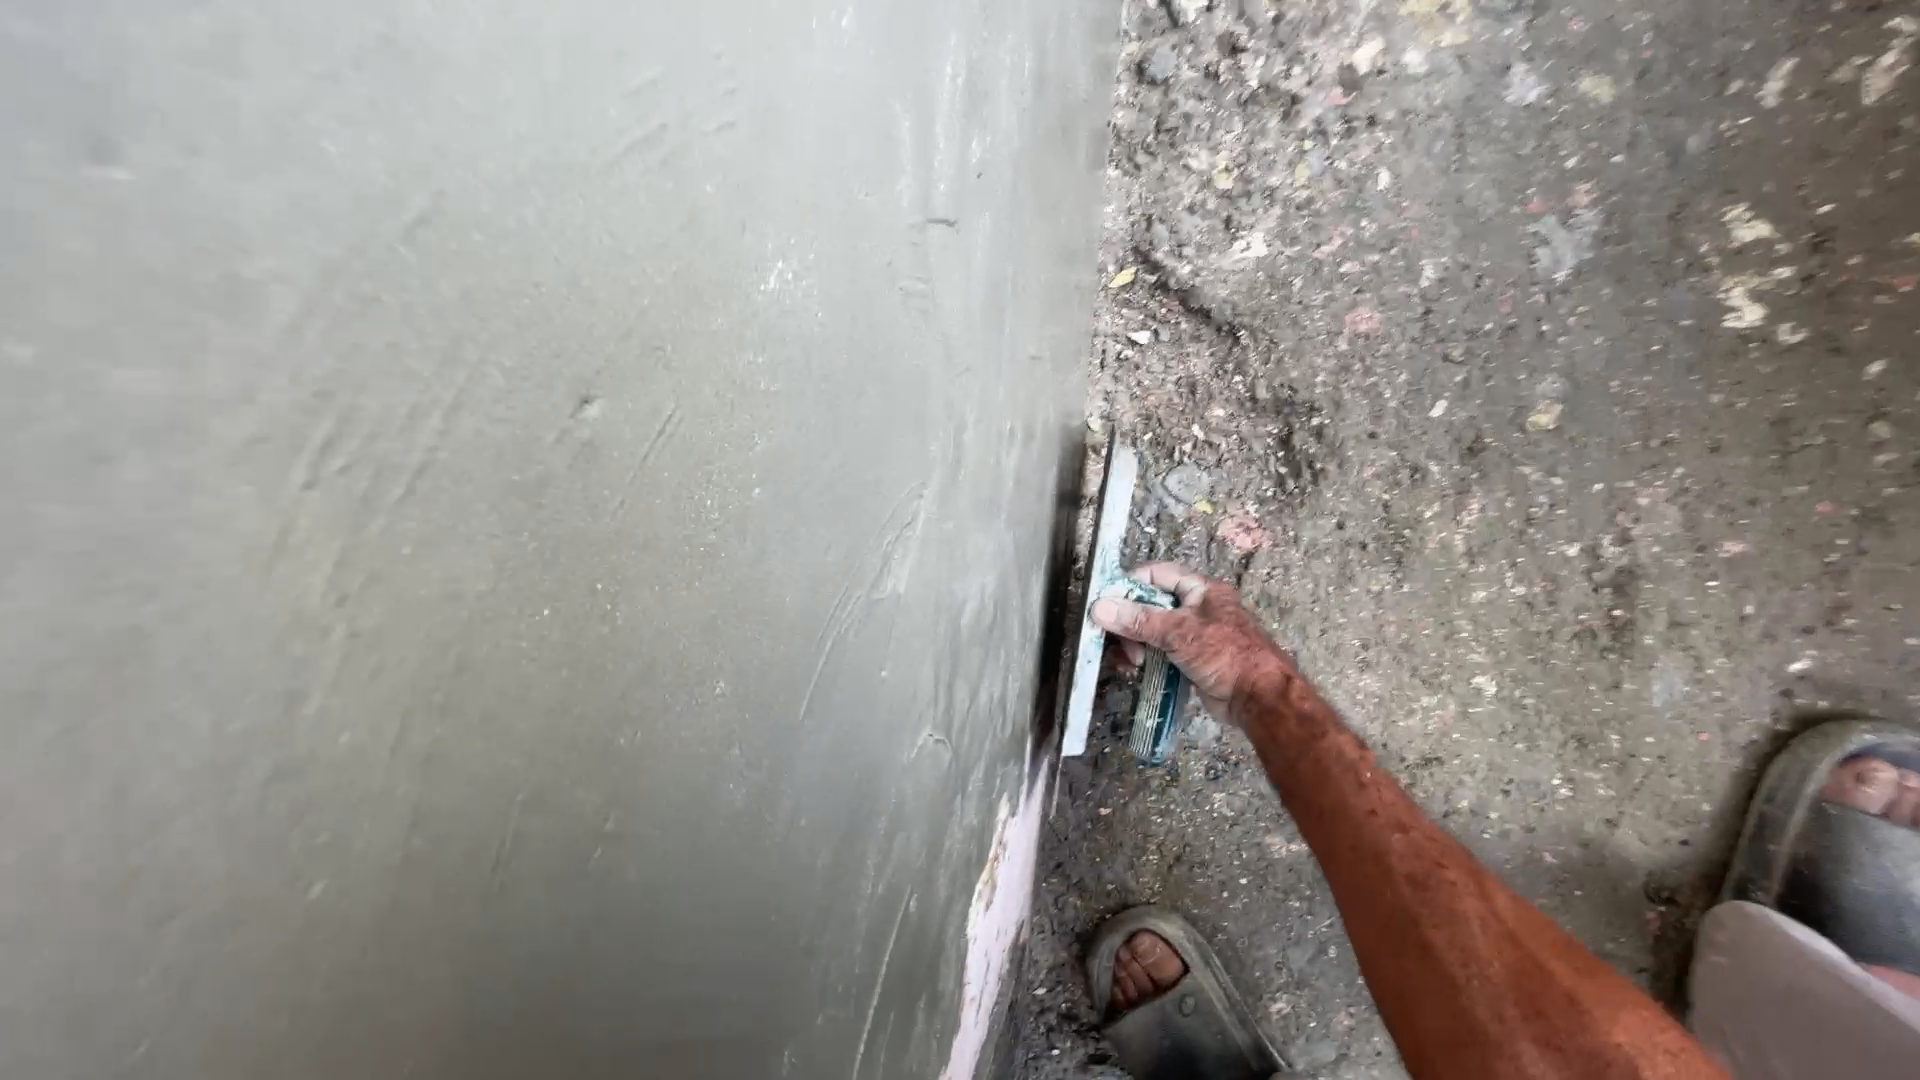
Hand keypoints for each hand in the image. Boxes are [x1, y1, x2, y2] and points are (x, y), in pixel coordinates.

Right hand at [1089, 562, 1290, 728]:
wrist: (1260, 699)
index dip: (1130, 585)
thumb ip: (1138, 620)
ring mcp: (1193, 635)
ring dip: (1134, 644)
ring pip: (1151, 631)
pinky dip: (1144, 659)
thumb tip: (1099, 607)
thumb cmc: (1225, 655)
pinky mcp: (1190, 659)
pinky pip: (1158, 652)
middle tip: (1120, 642)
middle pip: (1149, 604)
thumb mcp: (1179, 633)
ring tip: (1131, 663)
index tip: (1107, 604)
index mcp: (1200, 590)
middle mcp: (1196, 608)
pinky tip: (1134, 671)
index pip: (1156, 575)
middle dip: (1130, 623)